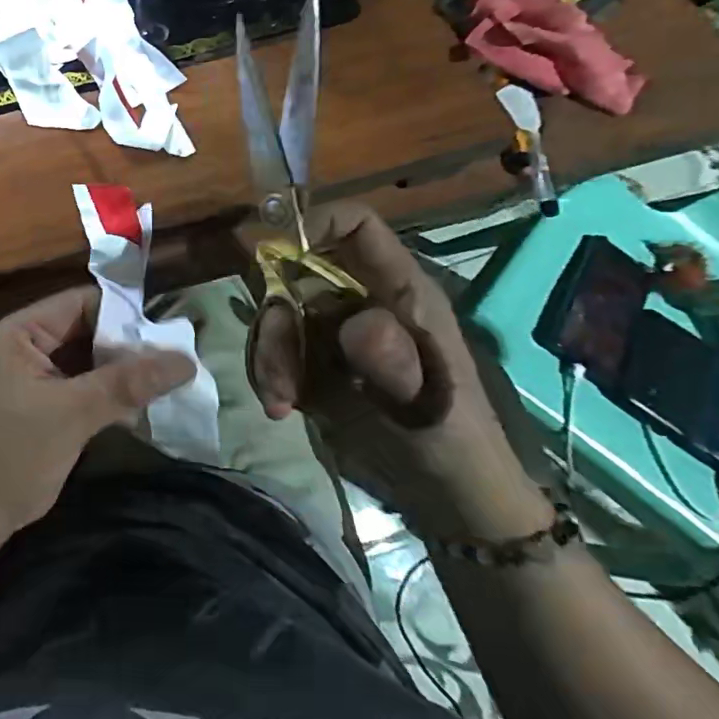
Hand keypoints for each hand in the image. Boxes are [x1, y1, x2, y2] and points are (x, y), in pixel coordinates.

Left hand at [0, 286, 195, 533]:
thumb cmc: (13, 454)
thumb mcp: (71, 412)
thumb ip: (125, 383)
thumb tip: (187, 359)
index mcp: (25, 331)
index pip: (84, 302)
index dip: (126, 313)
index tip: (171, 331)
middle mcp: (36, 344)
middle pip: (95, 330)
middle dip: (134, 345)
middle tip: (182, 357)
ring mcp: (47, 374)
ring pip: (99, 360)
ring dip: (132, 370)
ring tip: (177, 377)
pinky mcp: (59, 403)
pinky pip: (98, 386)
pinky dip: (123, 392)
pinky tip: (155, 400)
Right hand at [250, 203, 548, 540]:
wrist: (445, 497)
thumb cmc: (451, 440)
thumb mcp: (430, 403)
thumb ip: (394, 361)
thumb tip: (351, 320)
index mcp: (399, 291)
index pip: (356, 227)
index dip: (313, 221)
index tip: (268, 247)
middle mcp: (360, 301)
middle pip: (295, 276)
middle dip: (275, 317)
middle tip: (277, 365)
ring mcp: (332, 335)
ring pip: (277, 317)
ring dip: (268, 355)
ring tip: (281, 399)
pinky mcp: (312, 366)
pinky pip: (272, 353)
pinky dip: (267, 375)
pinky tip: (280, 407)